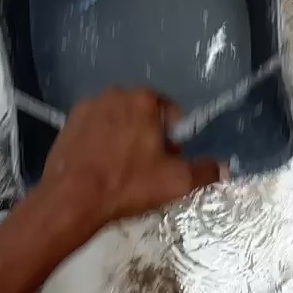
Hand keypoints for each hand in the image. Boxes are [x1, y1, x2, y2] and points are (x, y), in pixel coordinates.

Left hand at [37, 88, 224, 228]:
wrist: (71, 199)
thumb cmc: (127, 184)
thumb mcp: (176, 182)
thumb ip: (205, 171)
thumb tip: (224, 167)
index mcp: (144, 100)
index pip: (169, 111)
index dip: (172, 136)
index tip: (168, 159)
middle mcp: (116, 94)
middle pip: (143, 114)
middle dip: (148, 136)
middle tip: (147, 168)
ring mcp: (89, 106)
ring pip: (118, 120)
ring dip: (124, 138)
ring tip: (121, 170)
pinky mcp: (69, 121)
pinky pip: (95, 128)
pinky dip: (100, 142)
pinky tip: (99, 167)